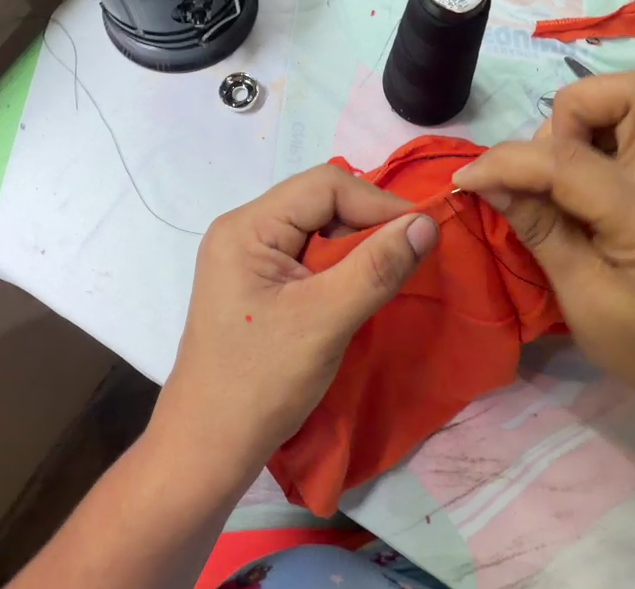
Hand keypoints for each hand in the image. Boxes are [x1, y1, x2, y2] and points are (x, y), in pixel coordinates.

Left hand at [155, 165, 439, 471]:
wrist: (207, 449)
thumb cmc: (260, 383)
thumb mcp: (325, 321)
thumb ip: (377, 267)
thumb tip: (427, 222)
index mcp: (247, 227)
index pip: (324, 185)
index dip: (377, 203)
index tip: (421, 234)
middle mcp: (243, 229)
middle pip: (320, 201)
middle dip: (367, 223)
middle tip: (408, 255)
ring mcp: (247, 257)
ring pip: (317, 228)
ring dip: (356, 247)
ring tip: (387, 274)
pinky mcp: (256, 283)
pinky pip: (307, 255)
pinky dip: (339, 266)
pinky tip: (358, 289)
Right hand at [450, 70, 634, 425]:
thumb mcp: (582, 299)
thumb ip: (538, 229)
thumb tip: (486, 180)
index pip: (571, 161)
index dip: (510, 162)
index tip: (470, 181)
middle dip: (570, 111)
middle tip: (542, 167)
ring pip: (629, 99)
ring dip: (575, 124)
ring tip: (553, 185)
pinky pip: (624, 123)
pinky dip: (586, 135)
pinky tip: (570, 182)